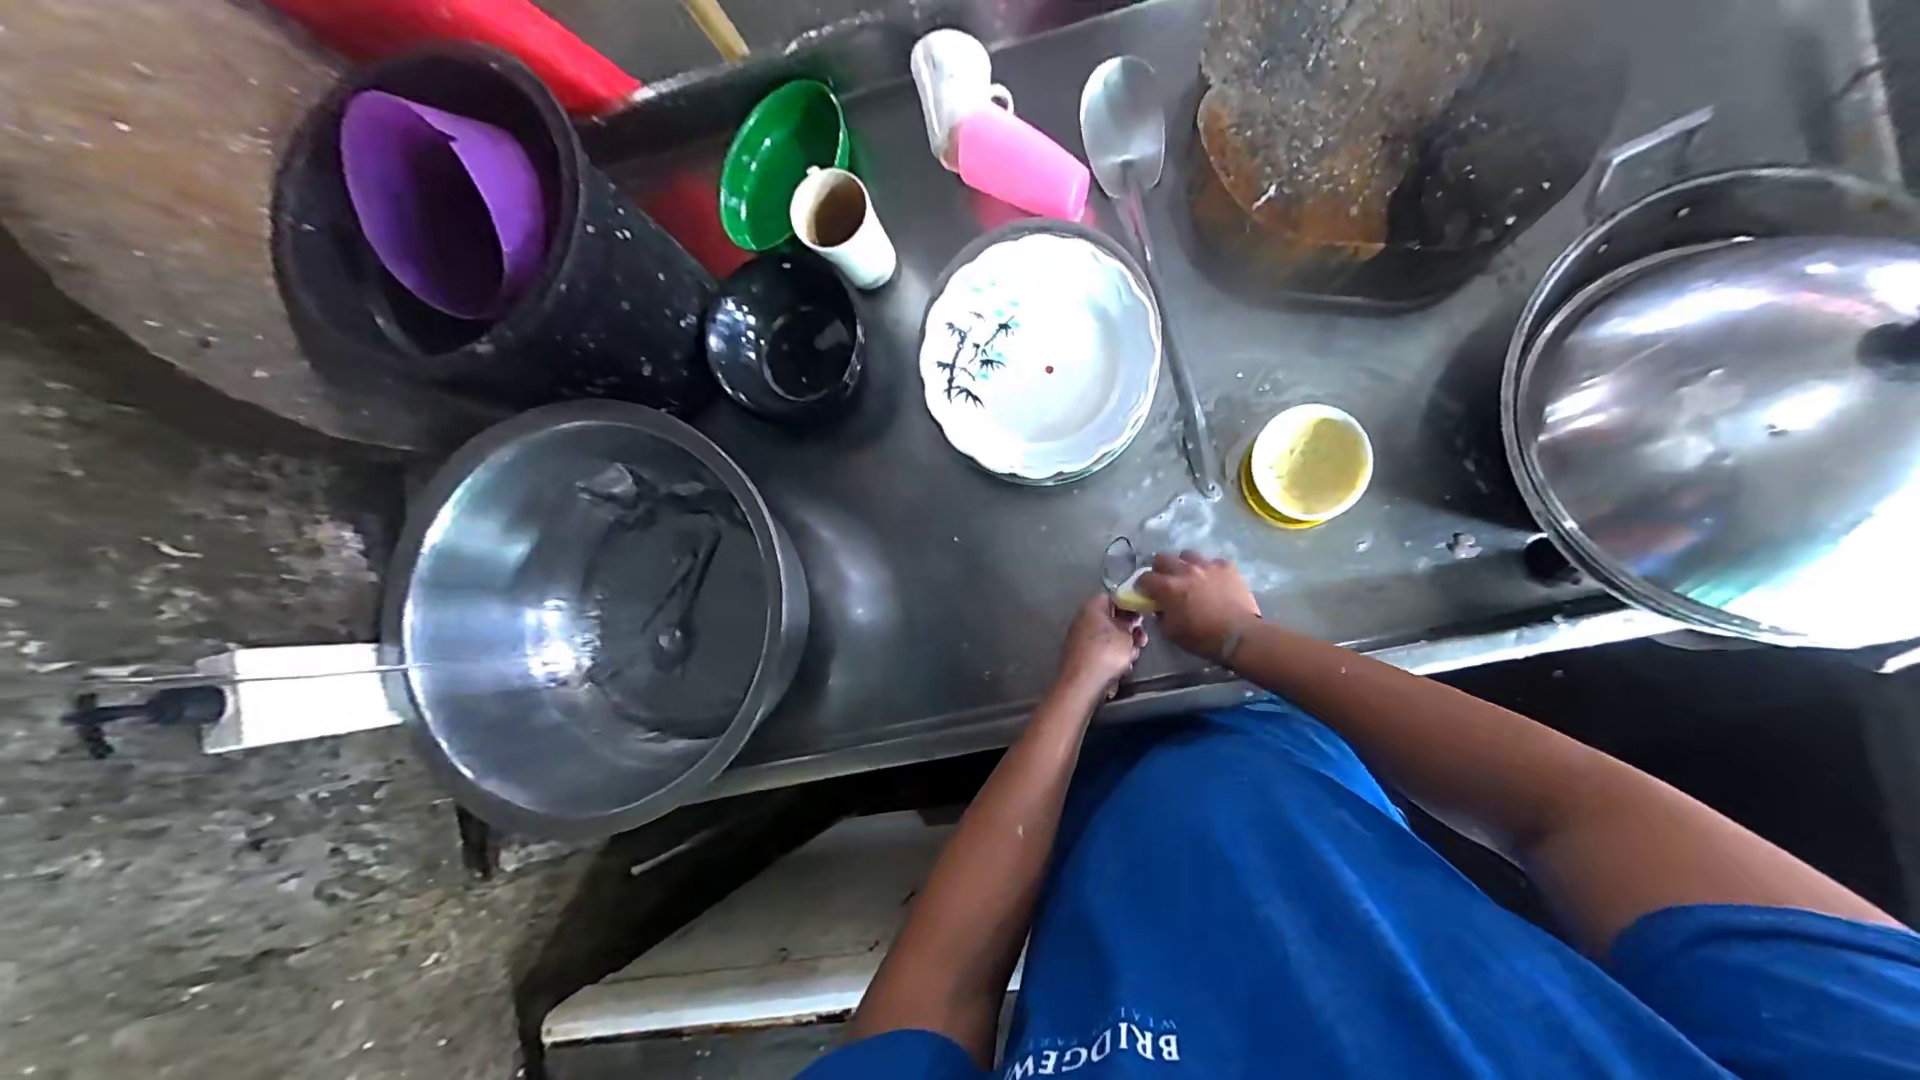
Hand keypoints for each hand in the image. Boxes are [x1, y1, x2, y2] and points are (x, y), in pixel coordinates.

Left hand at [1056, 595, 1147, 699]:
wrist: (1081, 684)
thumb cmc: (1106, 652)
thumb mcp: (1126, 634)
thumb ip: (1130, 622)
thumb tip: (1130, 617)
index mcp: (1091, 607)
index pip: (1112, 597)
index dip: (1129, 605)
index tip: (1142, 617)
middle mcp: (1082, 620)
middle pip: (1112, 620)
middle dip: (1129, 632)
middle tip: (1141, 641)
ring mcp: (1080, 639)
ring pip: (1109, 639)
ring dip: (1124, 648)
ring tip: (1130, 659)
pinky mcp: (1081, 657)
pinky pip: (1102, 653)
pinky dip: (1112, 660)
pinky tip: (1121, 671)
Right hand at [1137, 551, 1261, 662]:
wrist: (1239, 635)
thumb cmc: (1201, 636)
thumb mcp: (1170, 631)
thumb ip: (1160, 614)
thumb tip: (1159, 606)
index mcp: (1167, 587)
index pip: (1144, 577)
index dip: (1142, 585)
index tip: (1145, 592)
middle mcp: (1184, 570)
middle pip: (1162, 558)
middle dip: (1160, 569)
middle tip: (1166, 581)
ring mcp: (1207, 565)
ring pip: (1188, 555)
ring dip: (1184, 564)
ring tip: (1191, 576)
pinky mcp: (1227, 566)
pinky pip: (1213, 562)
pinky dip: (1210, 570)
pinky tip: (1214, 581)